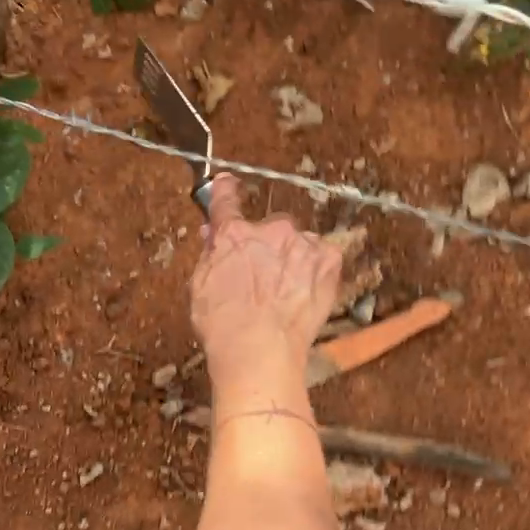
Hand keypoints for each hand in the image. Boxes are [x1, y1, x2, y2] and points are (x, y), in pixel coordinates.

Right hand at [191, 175, 341, 392]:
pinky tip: (296, 294)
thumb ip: (209, 256)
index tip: (224, 182)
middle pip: (267, 229)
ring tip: (276, 294)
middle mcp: (271, 231)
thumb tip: (212, 235)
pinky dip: (309, 270)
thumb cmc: (221, 323)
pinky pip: (319, 257)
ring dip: (287, 259)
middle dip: (262, 245)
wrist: (259, 348)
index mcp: (233, 236)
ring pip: (295, 243)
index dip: (223, 192)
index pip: (225, 204)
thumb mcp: (198, 289)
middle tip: (253, 275)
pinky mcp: (330, 260)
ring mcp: (305, 243)